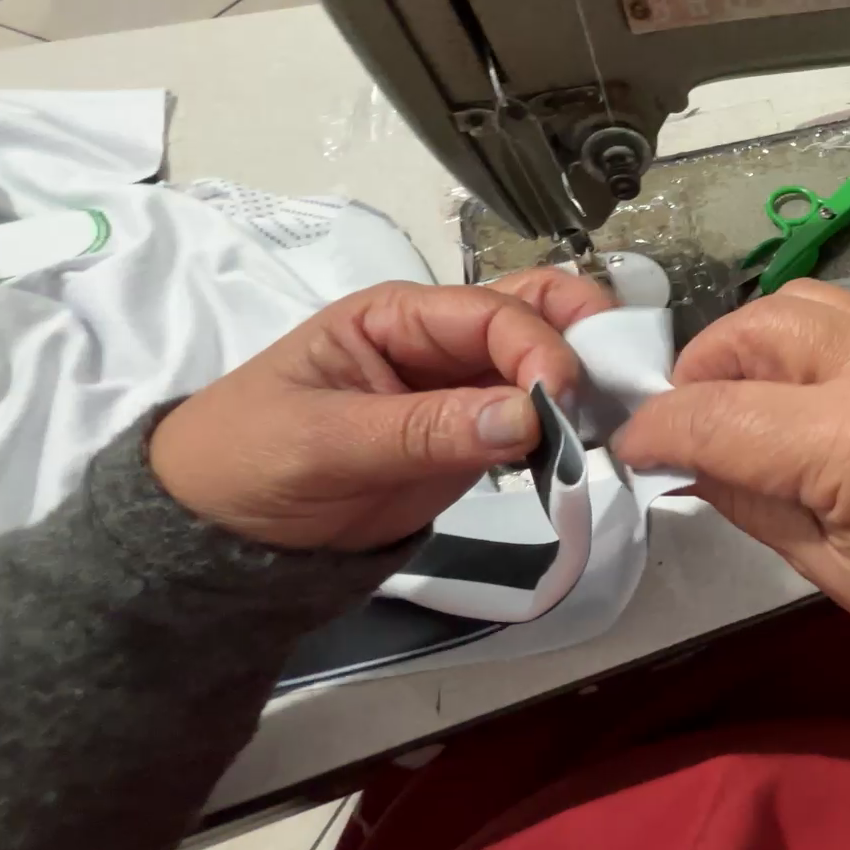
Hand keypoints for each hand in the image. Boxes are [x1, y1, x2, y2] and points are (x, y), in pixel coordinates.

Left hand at [149, 269, 613, 551]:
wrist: (234, 542)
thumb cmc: (249, 466)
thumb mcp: (324, 443)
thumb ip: (427, 428)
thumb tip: (529, 418)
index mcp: (401, 316)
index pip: (493, 312)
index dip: (537, 346)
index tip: (561, 397)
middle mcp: (446, 339)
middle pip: (536, 307)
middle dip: (581, 331)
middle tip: (615, 373)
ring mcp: (470, 384)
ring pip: (549, 357)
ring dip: (584, 376)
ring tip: (606, 411)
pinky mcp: (486, 428)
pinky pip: (543, 413)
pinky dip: (571, 422)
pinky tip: (586, 440)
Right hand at [616, 280, 849, 653]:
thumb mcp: (819, 563)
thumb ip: (740, 495)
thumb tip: (677, 455)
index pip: (724, 413)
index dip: (661, 428)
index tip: (632, 447)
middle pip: (755, 330)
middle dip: (700, 371)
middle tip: (688, 423)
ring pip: (791, 303)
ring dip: (743, 344)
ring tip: (734, 399)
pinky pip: (832, 311)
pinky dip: (789, 335)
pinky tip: (784, 382)